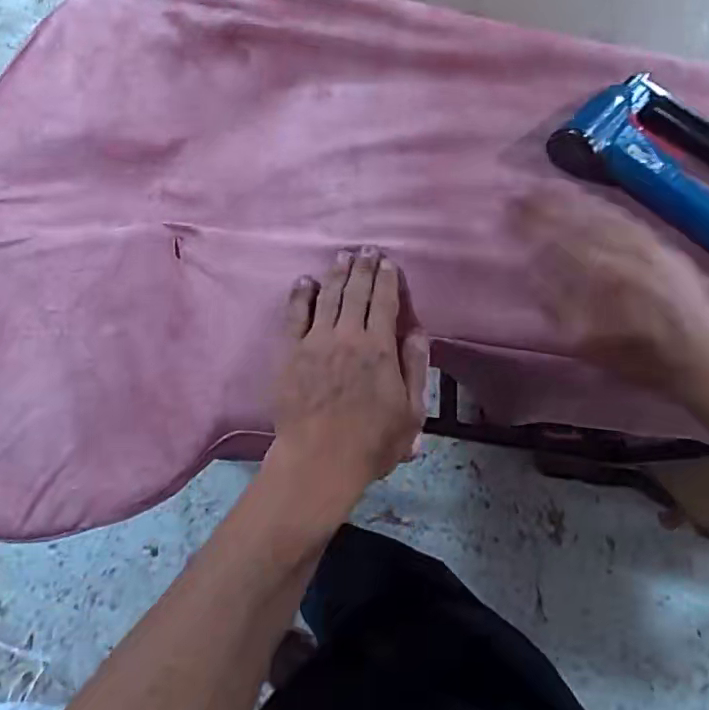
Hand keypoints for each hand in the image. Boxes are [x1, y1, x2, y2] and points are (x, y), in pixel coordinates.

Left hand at [268, 248, 429, 500]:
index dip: (387, 278)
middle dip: (363, 267)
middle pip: (356, 292)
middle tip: (366, 249)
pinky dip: (300, 295)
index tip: (387, 262)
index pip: (385, 302)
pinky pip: (294, 315)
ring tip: (341, 256)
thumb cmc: (371, 442)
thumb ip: (416, 367)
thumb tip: (418, 330)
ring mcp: (316, 341)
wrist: (319, 459)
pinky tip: (304, 280)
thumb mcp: (411, 412)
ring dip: (335, 273)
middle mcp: (348, 335)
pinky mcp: (290, 352)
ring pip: (327, 296)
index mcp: (379, 347)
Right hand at [512, 187, 708, 438]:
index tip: (510, 212)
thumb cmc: (644, 361)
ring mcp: (649, 246)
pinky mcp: (663, 246)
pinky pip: (627, 218)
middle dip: (549, 205)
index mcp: (608, 277)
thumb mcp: (592, 344)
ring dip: (574, 200)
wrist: (708, 362)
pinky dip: (603, 206)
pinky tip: (589, 200)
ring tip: (548, 188)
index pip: (561, 240)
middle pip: (581, 221)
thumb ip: (561, 304)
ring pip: (604, 215)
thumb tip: (532, 269)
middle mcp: (629, 253)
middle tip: (522, 194)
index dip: (534, 224)